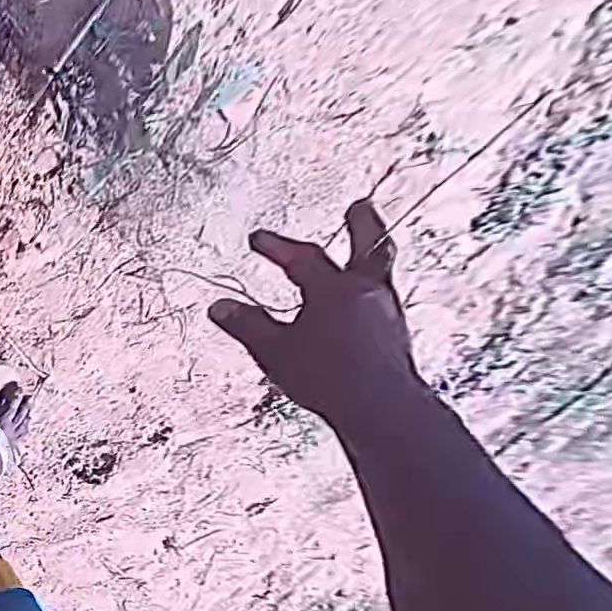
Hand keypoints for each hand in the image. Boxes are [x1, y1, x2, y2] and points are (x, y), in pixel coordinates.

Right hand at [208, 199, 429, 429]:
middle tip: (358, 207)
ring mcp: (384, 309)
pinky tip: (358, 296)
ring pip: (378, 270)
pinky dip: (366, 285)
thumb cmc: (325, 375)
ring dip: (367, 254)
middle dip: (360, 226)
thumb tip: (220, 306)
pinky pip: (379, 294)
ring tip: (362, 248)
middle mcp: (367, 293)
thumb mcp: (273, 349)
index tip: (258, 238)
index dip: (277, 247)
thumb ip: (247, 324)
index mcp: (335, 292)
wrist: (377, 403)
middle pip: (367, 249)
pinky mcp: (391, 328)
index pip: (303, 259)